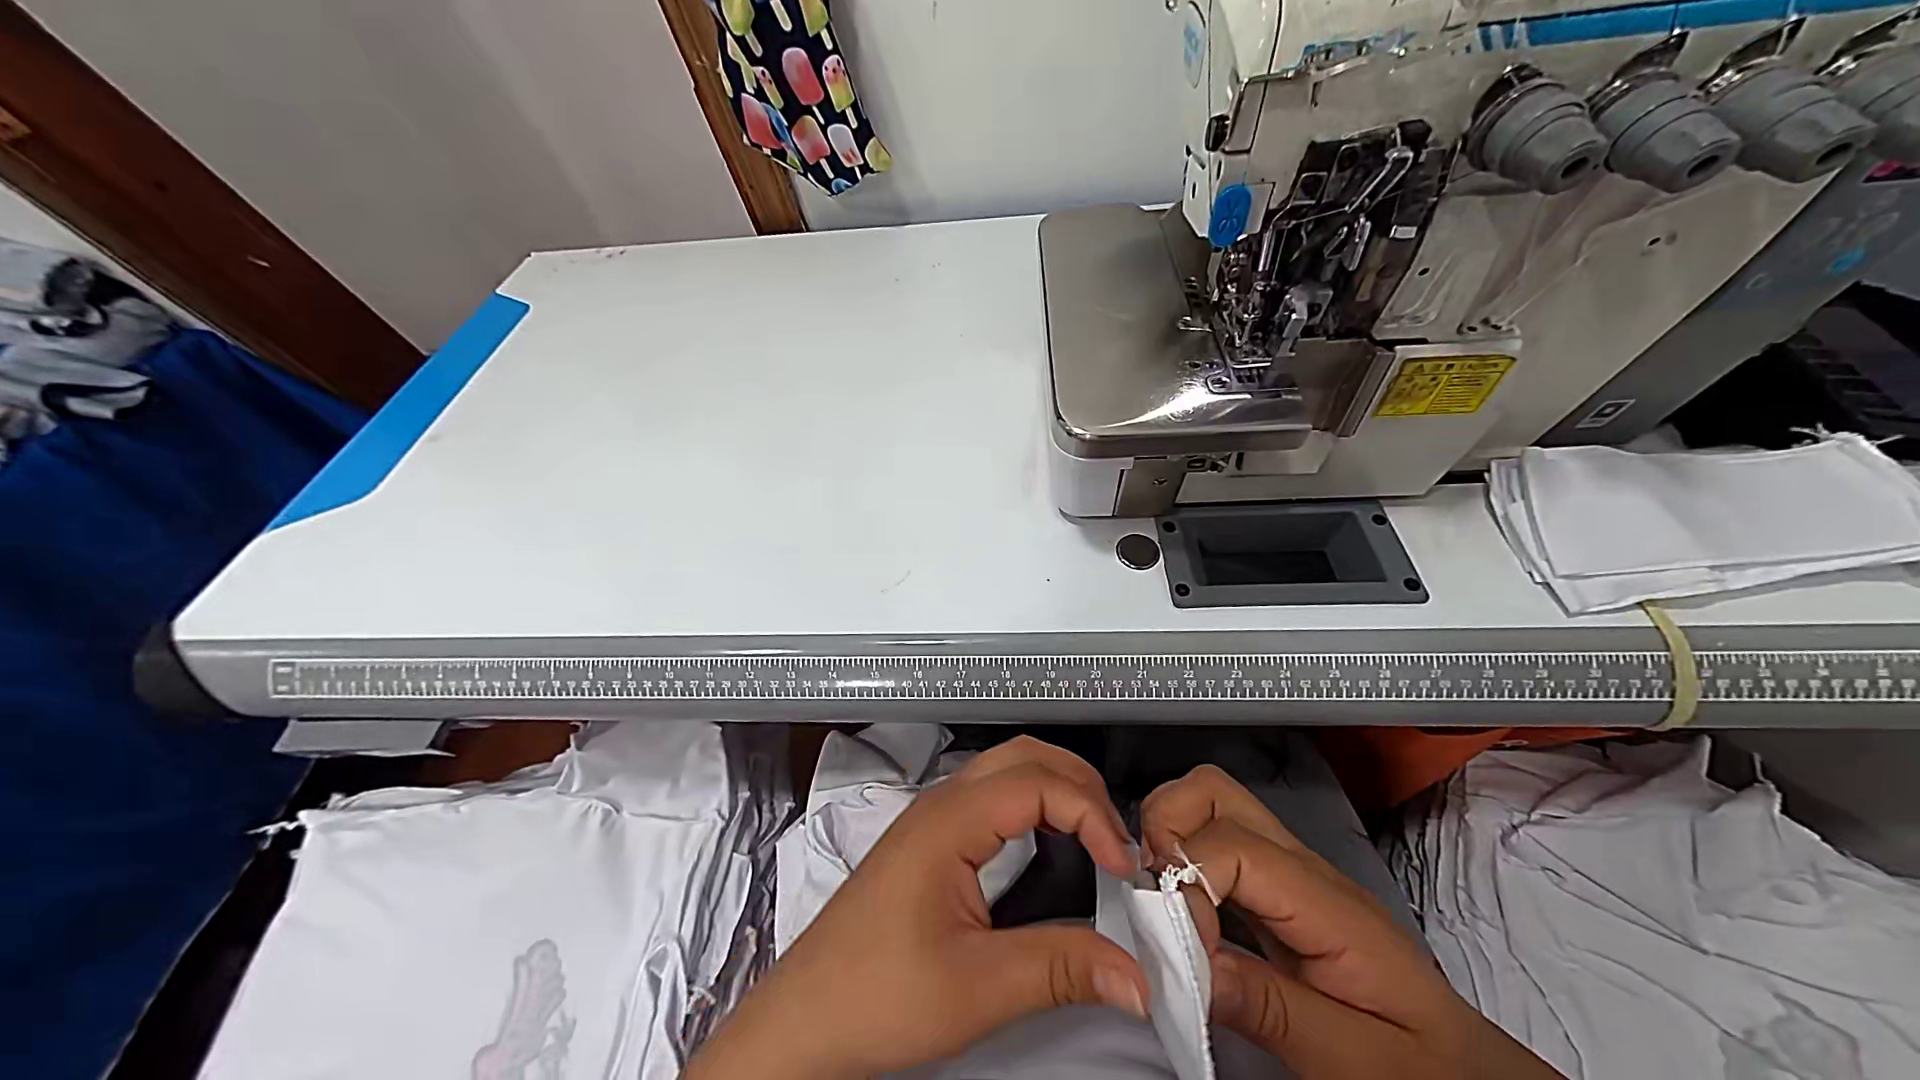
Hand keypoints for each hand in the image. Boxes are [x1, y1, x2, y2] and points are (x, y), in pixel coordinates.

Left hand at [684, 736, 1149, 1079]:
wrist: (804, 1020)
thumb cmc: (869, 995)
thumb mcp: (977, 988)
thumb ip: (1061, 969)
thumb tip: (1133, 974)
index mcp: (947, 822)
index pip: (1038, 783)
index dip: (1091, 814)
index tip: (1120, 865)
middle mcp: (940, 807)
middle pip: (1026, 756)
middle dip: (1082, 785)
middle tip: (1116, 840)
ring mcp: (933, 820)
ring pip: (1009, 770)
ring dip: (1059, 792)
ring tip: (1096, 841)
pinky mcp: (932, 842)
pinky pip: (994, 798)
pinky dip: (1036, 808)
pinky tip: (1052, 848)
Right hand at [1141, 765, 1564, 1079]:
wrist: (1468, 1070)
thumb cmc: (1429, 1069)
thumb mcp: (1359, 1061)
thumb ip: (1274, 1011)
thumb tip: (1192, 966)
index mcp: (1327, 903)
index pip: (1232, 846)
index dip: (1186, 881)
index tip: (1176, 943)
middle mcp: (1301, 868)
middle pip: (1213, 790)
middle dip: (1164, 825)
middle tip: (1151, 895)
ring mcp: (1286, 872)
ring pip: (1207, 804)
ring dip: (1166, 838)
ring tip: (1160, 904)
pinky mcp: (1272, 889)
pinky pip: (1212, 842)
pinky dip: (1176, 860)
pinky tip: (1178, 911)